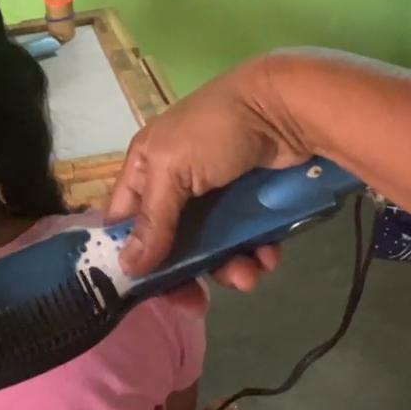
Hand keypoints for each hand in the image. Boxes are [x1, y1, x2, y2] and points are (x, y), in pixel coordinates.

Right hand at [107, 54, 311, 291]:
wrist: (284, 108)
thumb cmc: (216, 131)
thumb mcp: (174, 168)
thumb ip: (153, 219)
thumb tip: (126, 267)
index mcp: (148, 166)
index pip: (126, 219)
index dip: (129, 254)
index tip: (143, 290)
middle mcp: (176, 181)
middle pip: (169, 243)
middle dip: (185, 272)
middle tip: (197, 302)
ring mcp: (215, 193)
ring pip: (210, 248)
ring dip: (227, 268)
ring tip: (249, 274)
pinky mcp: (250, 202)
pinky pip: (244, 240)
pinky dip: (254, 253)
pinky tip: (268, 255)